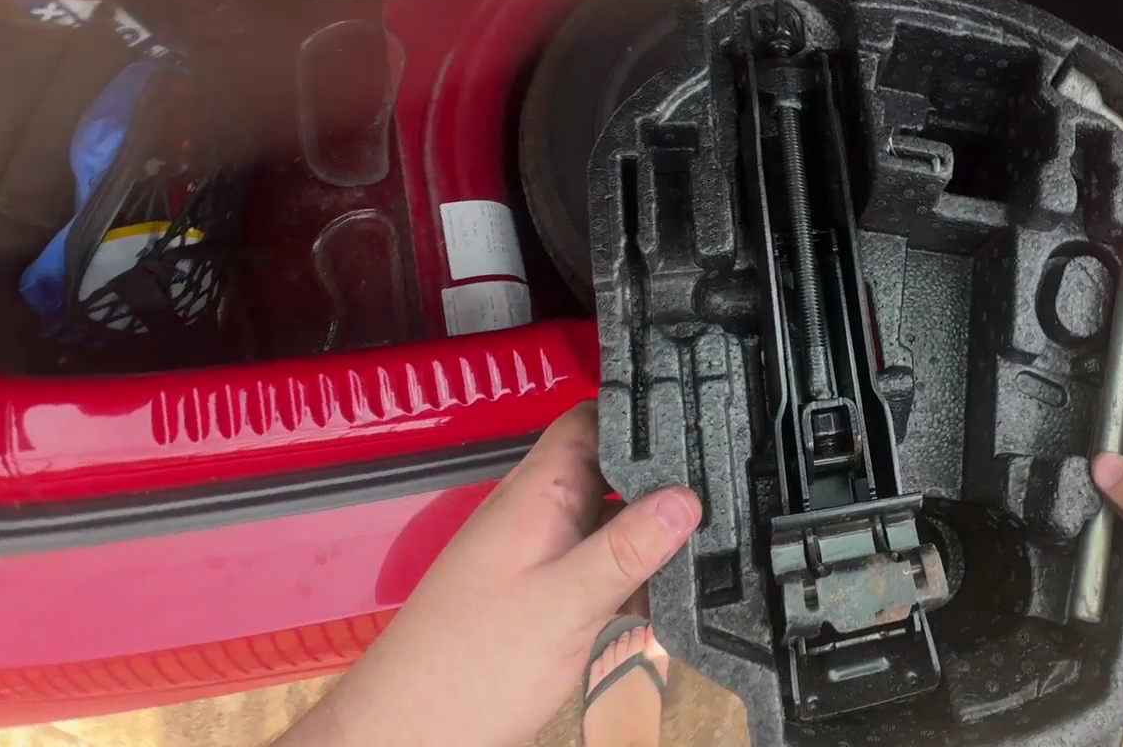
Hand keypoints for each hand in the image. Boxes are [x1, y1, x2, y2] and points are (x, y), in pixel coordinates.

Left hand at [277, 403, 700, 746]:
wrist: (404, 740)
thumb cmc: (470, 667)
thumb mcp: (564, 603)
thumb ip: (628, 547)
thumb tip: (688, 498)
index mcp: (540, 491)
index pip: (591, 418)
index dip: (640, 409)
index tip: (695, 418)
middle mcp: (542, 509)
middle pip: (612, 468)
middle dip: (662, 478)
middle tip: (718, 494)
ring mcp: (544, 549)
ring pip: (612, 518)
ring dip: (651, 534)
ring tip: (703, 549)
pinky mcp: (547, 588)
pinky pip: (602, 562)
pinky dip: (634, 574)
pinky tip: (664, 599)